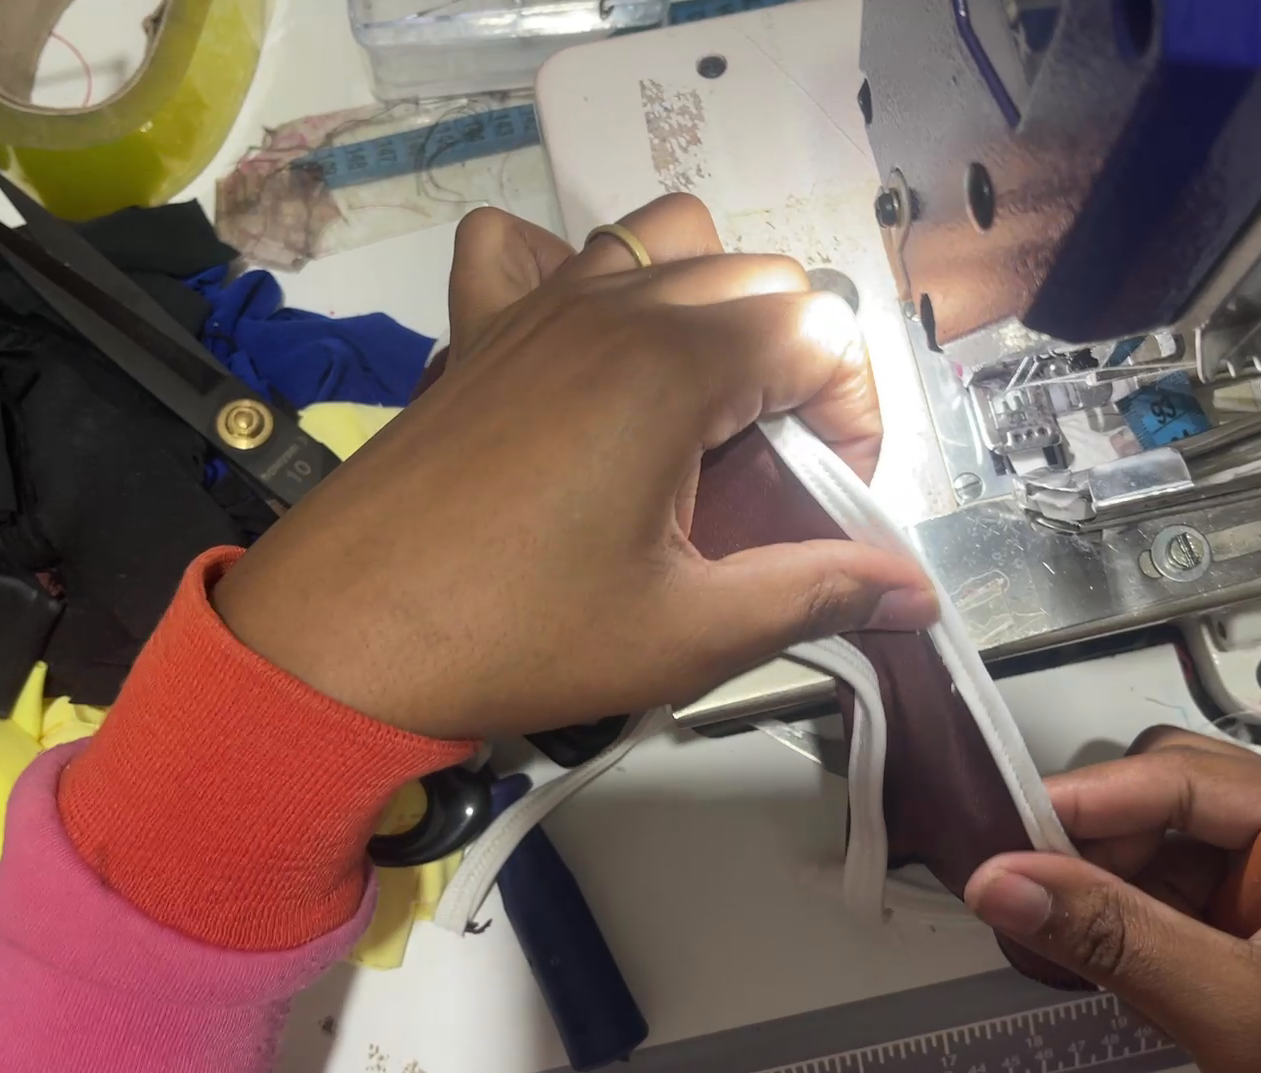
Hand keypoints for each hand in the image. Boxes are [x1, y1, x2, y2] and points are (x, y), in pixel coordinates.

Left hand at [211, 195, 937, 738]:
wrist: (341, 642)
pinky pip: (532, 248)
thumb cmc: (519, 637)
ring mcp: (537, 303)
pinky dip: (578, 273)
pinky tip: (583, 346)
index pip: (826, 333)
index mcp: (675, 367)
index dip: (856, 414)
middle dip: (798, 367)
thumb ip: (816, 593)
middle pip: (763, 278)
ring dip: (712, 307)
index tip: (830, 494)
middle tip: (768, 471)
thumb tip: (918, 593)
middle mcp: (613, 306)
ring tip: (696, 405)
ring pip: (667, 241)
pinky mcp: (479, 327)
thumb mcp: (688, 631)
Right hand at [966, 727, 1260, 1072]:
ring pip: (1151, 837)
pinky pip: (1160, 882)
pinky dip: (1120, 915)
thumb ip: (1115, 937)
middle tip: (1037, 892)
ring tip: (1071, 940)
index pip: (1188, 778)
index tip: (1004, 830)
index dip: (1090, 799)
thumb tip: (988, 879)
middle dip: (1100, 845)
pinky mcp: (1257, 915)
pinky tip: (1114, 960)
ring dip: (1103, 883)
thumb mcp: (1241, 1015)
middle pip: (1164, 794)